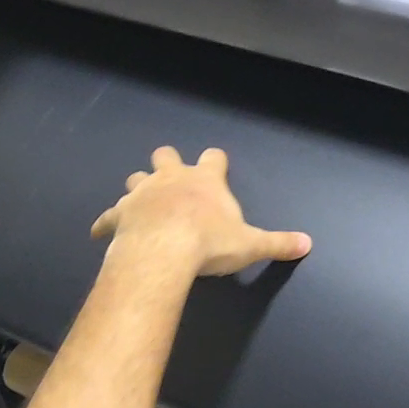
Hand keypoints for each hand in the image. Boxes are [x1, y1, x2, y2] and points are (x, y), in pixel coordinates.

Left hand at [90, 147, 311, 275]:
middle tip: (172, 177)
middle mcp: (172, 178)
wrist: (164, 251)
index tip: (217, 167)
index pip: (214, 157)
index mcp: (205, 180)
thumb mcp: (250, 245)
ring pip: (135, 178)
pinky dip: (106, 222)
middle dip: (168, 163)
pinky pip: (108, 215)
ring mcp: (142, 193)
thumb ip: (278, 242)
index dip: (216, 161)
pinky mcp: (120, 214)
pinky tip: (101, 231)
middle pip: (166, 156)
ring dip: (138, 188)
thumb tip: (308, 244)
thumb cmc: (210, 243)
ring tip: (141, 202)